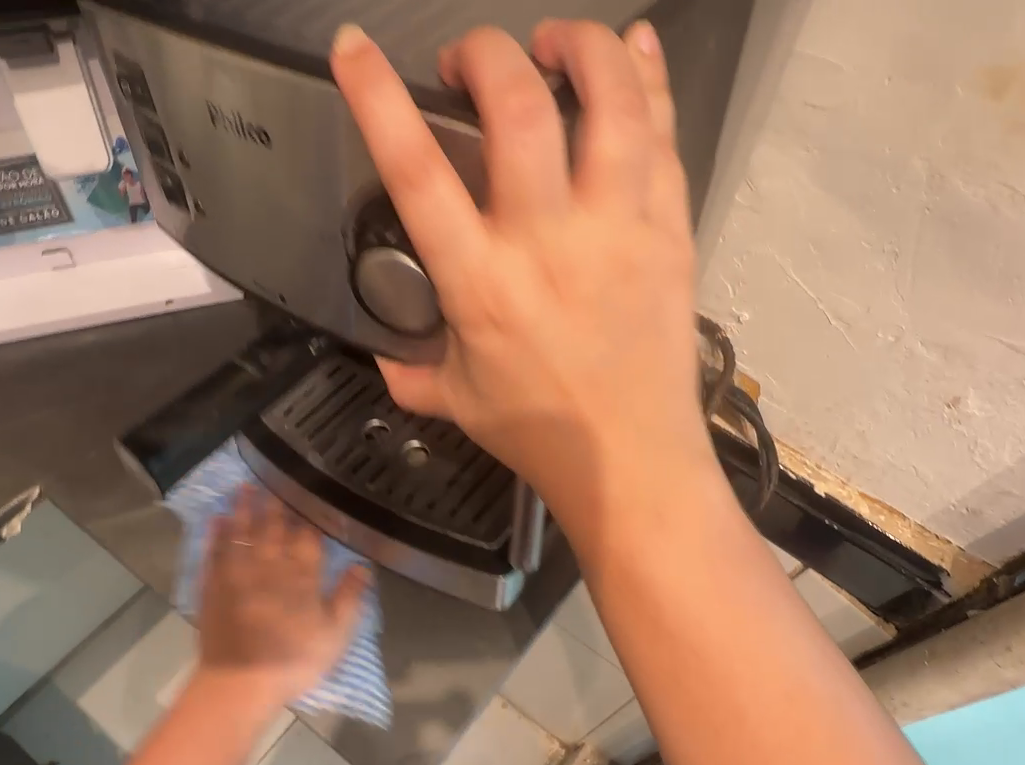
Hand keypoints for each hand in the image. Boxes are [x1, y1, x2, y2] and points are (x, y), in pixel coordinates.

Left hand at [195, 487, 370, 706]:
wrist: (241, 682)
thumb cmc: (295, 660)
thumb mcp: (336, 634)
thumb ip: (350, 597)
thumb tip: (362, 565)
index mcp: (302, 575)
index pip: (308, 537)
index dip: (309, 517)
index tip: (309, 498)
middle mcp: (270, 564)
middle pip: (273, 526)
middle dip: (275, 503)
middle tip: (273, 479)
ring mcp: (238, 572)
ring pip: (242, 531)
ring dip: (244, 507)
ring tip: (244, 486)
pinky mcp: (213, 585)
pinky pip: (215, 551)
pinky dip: (216, 533)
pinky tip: (218, 519)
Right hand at [330, 20, 714, 525]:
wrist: (632, 459)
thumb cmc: (539, 432)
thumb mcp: (457, 402)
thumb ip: (411, 374)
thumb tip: (383, 358)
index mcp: (480, 283)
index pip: (418, 172)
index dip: (377, 98)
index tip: (354, 48)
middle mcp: (548, 242)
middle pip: (519, 108)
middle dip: (487, 54)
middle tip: (473, 62)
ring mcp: (618, 229)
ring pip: (611, 101)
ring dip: (581, 47)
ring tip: (556, 44)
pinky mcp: (670, 230)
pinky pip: (664, 134)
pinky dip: (649, 78)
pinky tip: (635, 51)